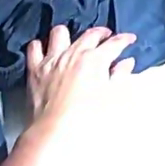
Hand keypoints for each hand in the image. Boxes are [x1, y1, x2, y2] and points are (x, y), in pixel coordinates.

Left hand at [22, 25, 136, 143]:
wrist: (56, 132)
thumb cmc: (89, 118)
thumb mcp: (113, 97)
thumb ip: (121, 76)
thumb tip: (127, 63)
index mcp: (95, 59)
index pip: (115, 43)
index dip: (124, 39)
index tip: (130, 39)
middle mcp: (74, 54)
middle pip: (90, 34)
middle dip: (101, 33)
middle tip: (107, 36)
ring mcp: (53, 60)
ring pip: (60, 33)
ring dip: (68, 34)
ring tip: (73, 40)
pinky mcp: (36, 70)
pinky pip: (34, 48)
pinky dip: (40, 46)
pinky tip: (45, 49)